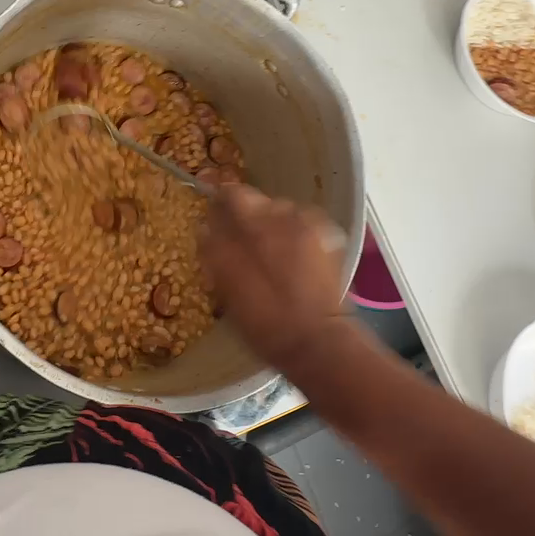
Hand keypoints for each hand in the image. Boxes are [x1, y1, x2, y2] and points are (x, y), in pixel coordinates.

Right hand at [200, 184, 349, 369]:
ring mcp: (311, 224)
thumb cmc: (265, 320)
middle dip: (248, 219)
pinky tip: (296, 259)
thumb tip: (204, 226)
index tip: (216, 220)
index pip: (231, 193)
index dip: (221, 205)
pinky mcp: (330, 237)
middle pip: (257, 201)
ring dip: (274, 227)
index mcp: (255, 224)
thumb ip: (214, 250)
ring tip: (272, 256)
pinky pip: (305, 225)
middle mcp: (284, 214)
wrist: (317, 342)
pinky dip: (297, 235)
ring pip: (282, 213)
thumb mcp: (228, 289)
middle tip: (243, 247)